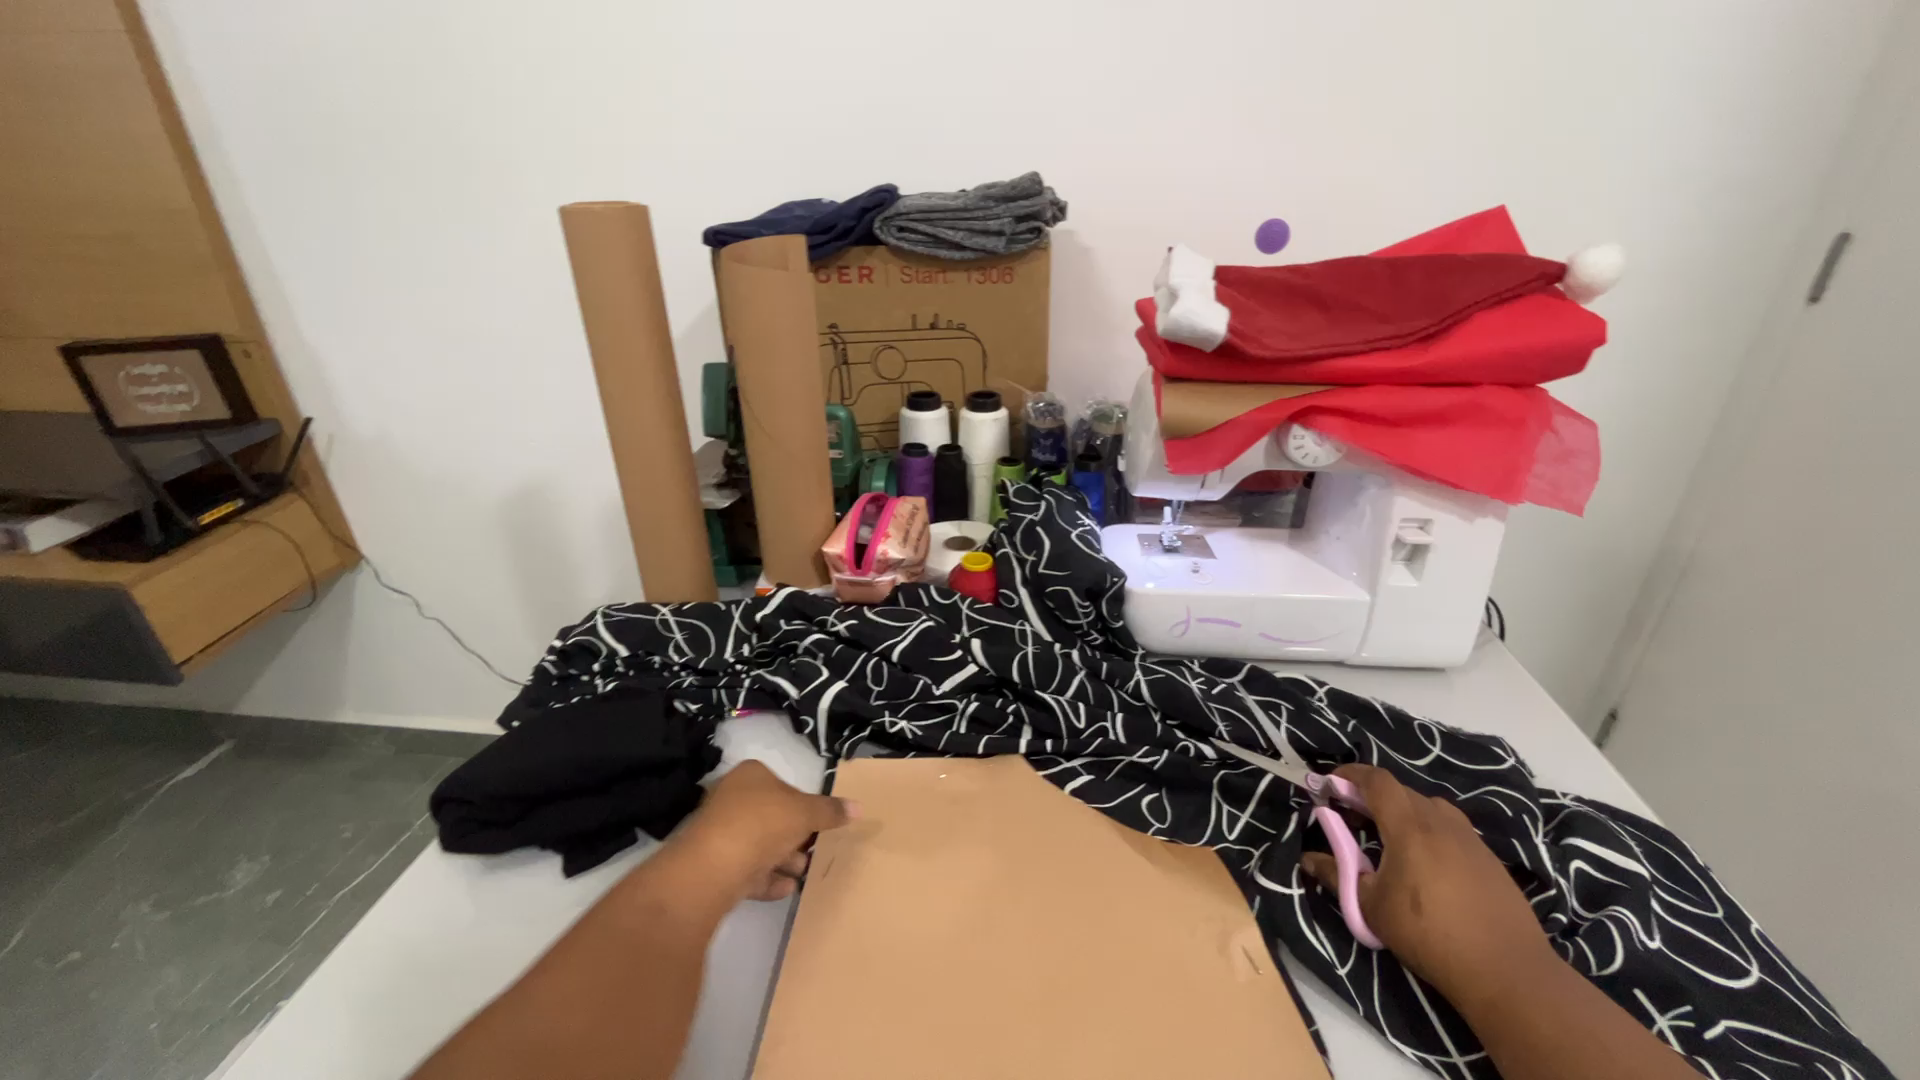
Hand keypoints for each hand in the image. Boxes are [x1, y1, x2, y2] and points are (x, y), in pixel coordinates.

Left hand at [678, 761, 857, 901]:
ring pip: (760, 846)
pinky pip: (748, 871)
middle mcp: (732, 800)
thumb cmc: (763, 823)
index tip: (820, 823)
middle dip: (795, 837)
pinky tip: (787, 889)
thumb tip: (858, 808)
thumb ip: (831, 811)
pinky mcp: (715, 866)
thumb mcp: (806, 812)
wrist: (715, 866)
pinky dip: (768, 879)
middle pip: (772, 817)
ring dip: (784, 860)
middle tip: (816, 851)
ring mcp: (721, 834)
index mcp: (750, 776)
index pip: (782, 784)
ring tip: (804, 873)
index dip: (803, 803)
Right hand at [1299, 764, 1555, 999]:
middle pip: (1402, 792)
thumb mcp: (1371, 907)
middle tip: (1351, 818)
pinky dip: (1428, 832)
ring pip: (1429, 809)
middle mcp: (1441, 822)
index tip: (1330, 784)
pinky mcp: (1489, 860)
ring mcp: (1471, 840)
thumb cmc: (1428, 934)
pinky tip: (1424, 865)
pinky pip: (1451, 830)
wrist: (1507, 970)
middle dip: (1372, 797)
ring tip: (1388, 840)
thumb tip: (1308, 859)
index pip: (1377, 781)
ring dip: (1402, 813)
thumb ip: (1337, 875)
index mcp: (1409, 826)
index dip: (1351, 774)